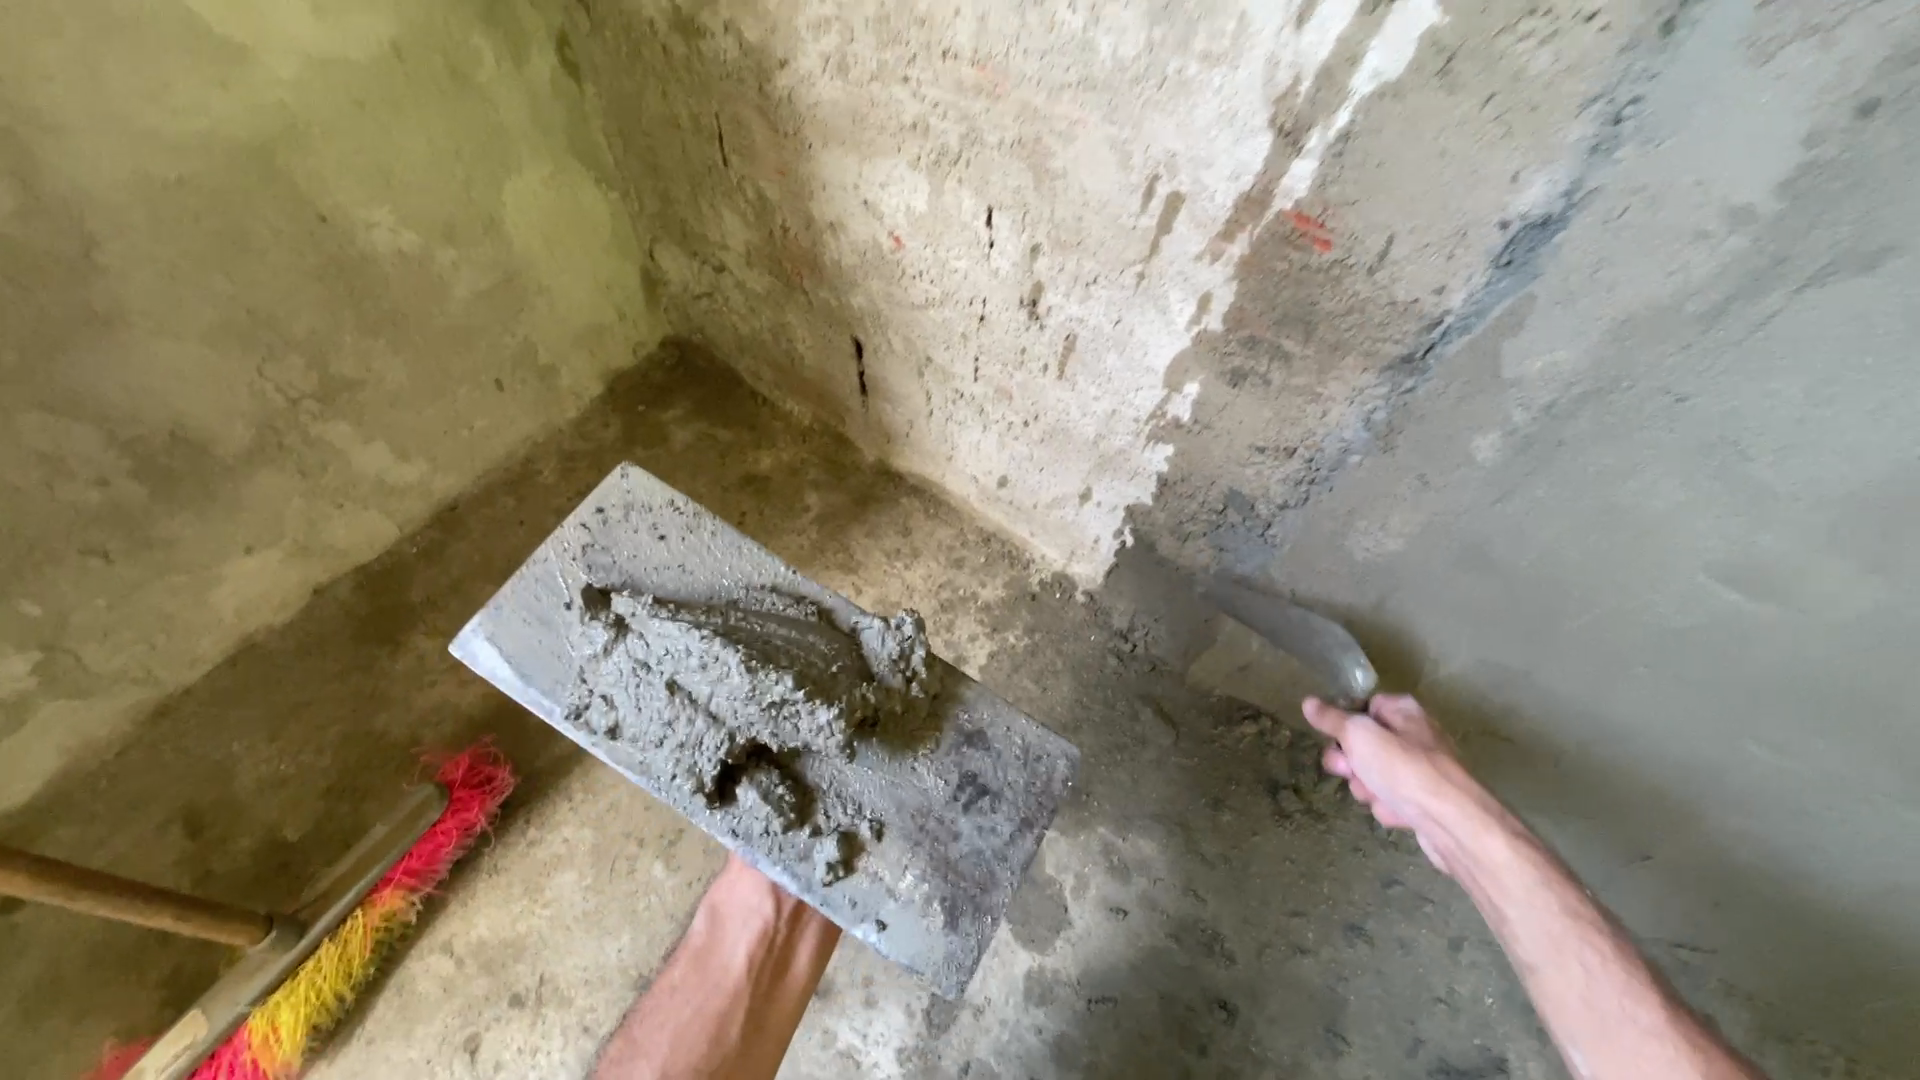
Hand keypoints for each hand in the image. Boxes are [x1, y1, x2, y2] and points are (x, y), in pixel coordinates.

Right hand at [1302, 694, 1477, 873]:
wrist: (1451, 822)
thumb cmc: (1403, 769)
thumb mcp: (1358, 736)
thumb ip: (1331, 719)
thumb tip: (1308, 701)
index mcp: (1403, 711)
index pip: (1363, 706)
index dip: (1345, 724)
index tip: (1335, 738)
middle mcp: (1415, 735)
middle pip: (1362, 744)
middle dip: (1350, 763)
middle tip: (1349, 771)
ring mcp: (1420, 770)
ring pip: (1371, 774)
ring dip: (1366, 787)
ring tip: (1378, 795)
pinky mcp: (1423, 800)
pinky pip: (1390, 798)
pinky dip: (1388, 805)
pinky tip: (1397, 812)